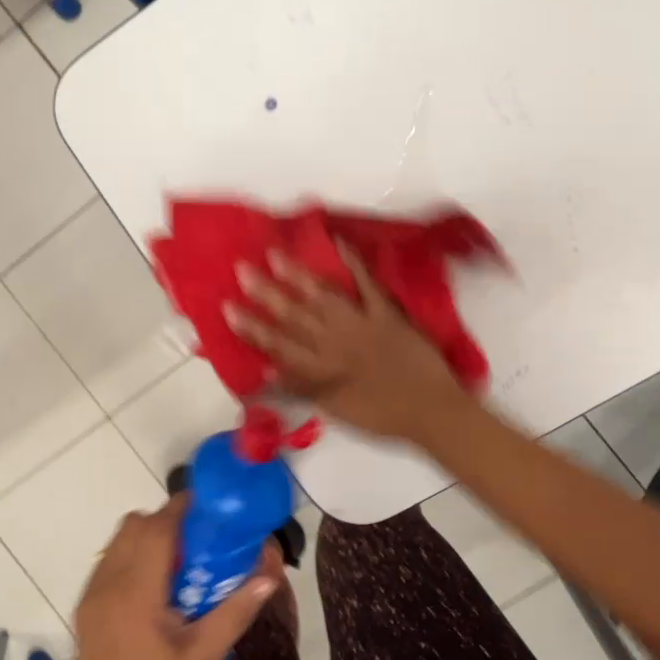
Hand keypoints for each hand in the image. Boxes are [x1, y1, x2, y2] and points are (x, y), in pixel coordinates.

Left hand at [76, 494, 280, 659]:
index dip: (180, 509)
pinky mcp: (84, 606)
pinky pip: (107, 562)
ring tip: (176, 570)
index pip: (155, 529)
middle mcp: (107, 583)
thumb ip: (235, 612)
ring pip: (118, 540)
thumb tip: (269, 577)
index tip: (206, 507)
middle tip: (197, 545)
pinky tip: (153, 591)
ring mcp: (91, 594)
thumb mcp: (203, 656)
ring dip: (146, 539)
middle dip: (165, 523)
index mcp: (136, 593)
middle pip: (133, 525)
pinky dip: (130, 559)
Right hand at [227, 242, 468, 441]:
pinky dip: (354, 263)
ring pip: (323, 297)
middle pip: (295, 315)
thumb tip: (266, 372)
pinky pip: (367, 284)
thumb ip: (301, 389)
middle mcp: (335, 341)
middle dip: (266, 292)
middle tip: (242, 268)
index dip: (251, 326)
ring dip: (298, 276)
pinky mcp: (386, 313)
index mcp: (321, 367)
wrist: (432, 413)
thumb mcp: (336, 410)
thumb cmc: (381, 416)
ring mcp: (360, 323)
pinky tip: (338, 243)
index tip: (227, 306)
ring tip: (275, 255)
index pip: (278, 344)